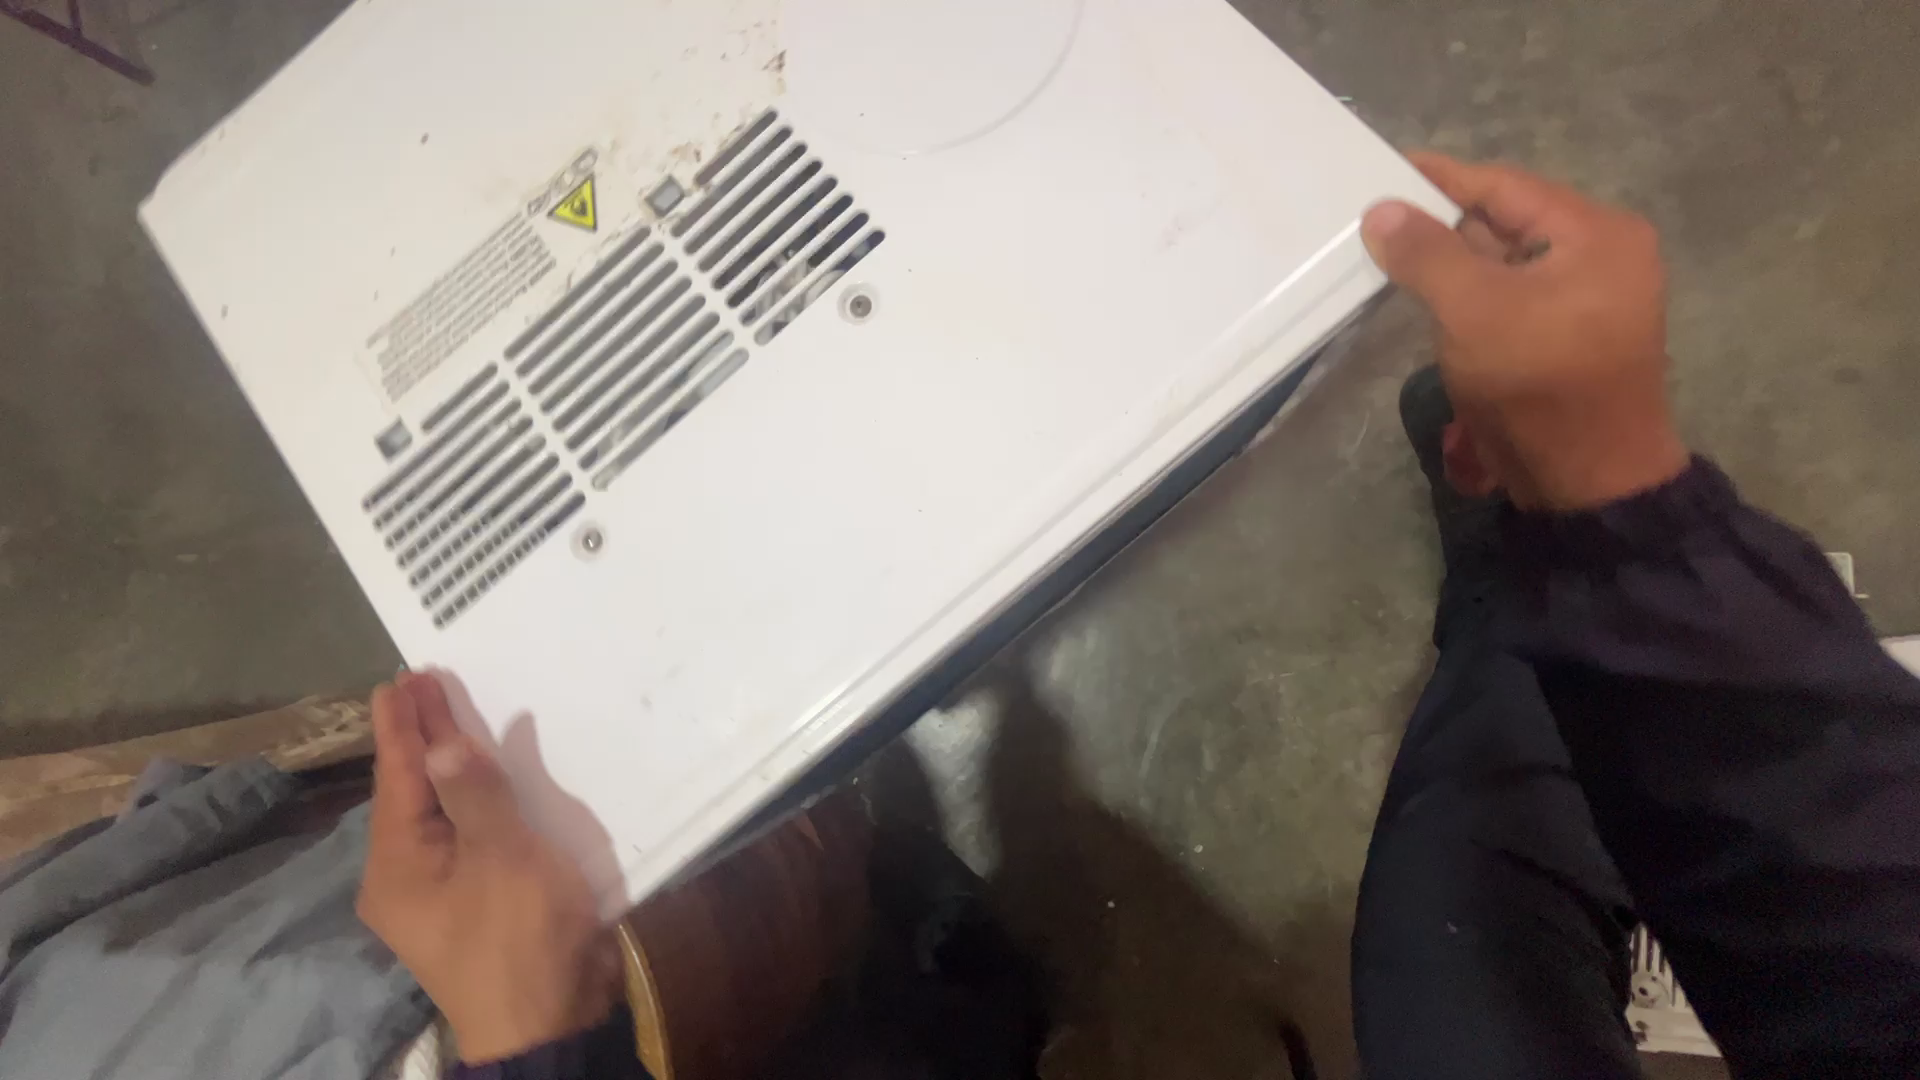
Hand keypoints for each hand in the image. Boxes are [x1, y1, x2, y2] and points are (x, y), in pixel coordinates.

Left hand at [357, 672, 619, 1064]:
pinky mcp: (481, 890)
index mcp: (401, 864)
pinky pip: (471, 826)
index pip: (400, 779)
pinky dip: (480, 792)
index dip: (403, 727)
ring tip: (454, 717)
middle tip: (424, 684)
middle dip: (422, 737)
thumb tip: (444, 745)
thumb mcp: (503, 859)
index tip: (400, 681)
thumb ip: (476, 798)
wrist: (549, 1015)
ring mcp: (446, 884)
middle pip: (415, 790)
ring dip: (451, 761)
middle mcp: (411, 872)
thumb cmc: (521, 933)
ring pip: (444, 808)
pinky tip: (494, 775)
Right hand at [1362, 154, 1690, 509]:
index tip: (1387, 169)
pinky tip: (1419, 297)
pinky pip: (1498, 300)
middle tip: (1375, 218)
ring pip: (1497, 265)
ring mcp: (1575, 301)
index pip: (1506, 188)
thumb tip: (1380, 211)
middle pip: (1502, 224)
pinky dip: (1457, 295)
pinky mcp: (1552, 339)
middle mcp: (1593, 258)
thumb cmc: (1536, 382)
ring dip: (1444, 262)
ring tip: (1384, 254)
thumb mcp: (1475, 310)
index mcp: (1593, 235)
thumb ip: (1427, 255)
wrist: (1580, 475)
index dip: (1443, 179)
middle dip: (1438, 223)